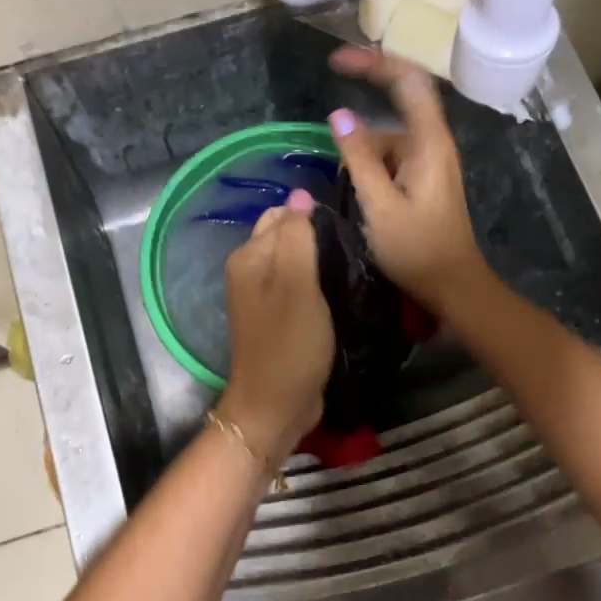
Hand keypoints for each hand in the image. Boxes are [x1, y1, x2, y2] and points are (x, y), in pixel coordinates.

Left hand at [216, 191, 332, 468]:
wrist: (276, 407)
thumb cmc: (289, 345)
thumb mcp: (297, 284)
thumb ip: (298, 237)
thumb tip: (301, 193)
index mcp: (248, 256)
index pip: (285, 214)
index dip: (316, 219)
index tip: (348, 238)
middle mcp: (249, 270)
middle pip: (289, 236)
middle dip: (318, 239)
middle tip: (352, 256)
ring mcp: (263, 296)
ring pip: (298, 262)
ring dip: (322, 265)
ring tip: (351, 274)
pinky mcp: (279, 318)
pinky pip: (301, 287)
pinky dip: (319, 287)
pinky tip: (339, 295)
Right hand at [326, 46, 488, 309]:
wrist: (452, 285)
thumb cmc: (417, 248)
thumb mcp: (380, 205)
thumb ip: (359, 158)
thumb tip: (339, 115)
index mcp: (429, 142)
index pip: (408, 81)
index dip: (374, 62)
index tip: (337, 60)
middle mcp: (434, 143)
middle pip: (400, 100)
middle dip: (366, 91)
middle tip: (330, 90)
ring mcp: (430, 160)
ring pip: (390, 134)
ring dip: (363, 142)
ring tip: (343, 176)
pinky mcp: (423, 178)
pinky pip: (392, 155)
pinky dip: (369, 160)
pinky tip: (353, 184)